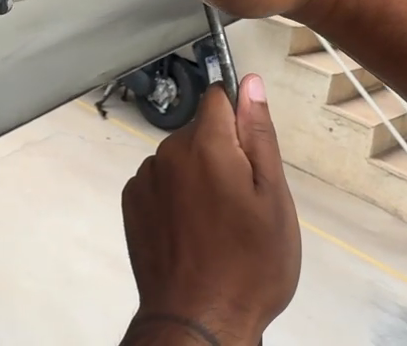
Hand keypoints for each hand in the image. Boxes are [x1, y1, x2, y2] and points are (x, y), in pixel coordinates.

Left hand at [120, 75, 300, 344]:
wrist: (199, 321)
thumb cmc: (249, 266)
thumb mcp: (273, 199)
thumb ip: (259, 134)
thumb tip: (250, 83)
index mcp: (207, 143)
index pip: (219, 96)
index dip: (239, 117)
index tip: (251, 151)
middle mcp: (169, 150)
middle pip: (200, 129)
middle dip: (221, 151)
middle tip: (242, 200)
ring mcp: (146, 176)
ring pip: (180, 156)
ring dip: (197, 174)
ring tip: (218, 222)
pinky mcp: (132, 200)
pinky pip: (160, 180)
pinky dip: (174, 195)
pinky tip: (191, 229)